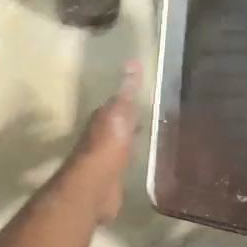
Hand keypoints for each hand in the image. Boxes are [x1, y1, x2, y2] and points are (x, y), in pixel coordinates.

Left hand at [63, 60, 141, 221]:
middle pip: (118, 124)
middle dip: (131, 120)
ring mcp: (105, 158)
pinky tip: (143, 161)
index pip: (117, 103)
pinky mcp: (111, 179)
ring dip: (131, 140)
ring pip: (121, 143)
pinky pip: (124, 163)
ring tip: (150, 137)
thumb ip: (127, 90)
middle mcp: (101, 135)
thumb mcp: (120, 111)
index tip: (145, 96)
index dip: (129, 100)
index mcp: (103, 117)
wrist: (96, 185)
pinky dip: (132, 159)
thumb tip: (132, 60)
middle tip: (150, 116)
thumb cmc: (108, 143)